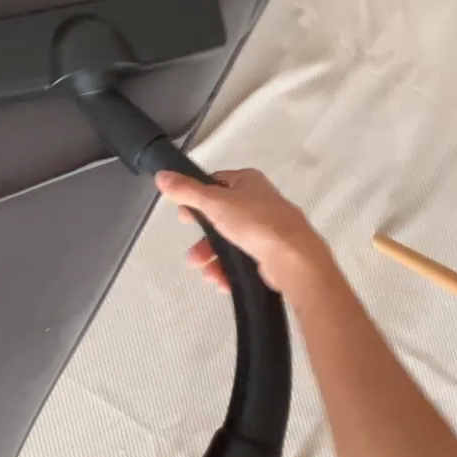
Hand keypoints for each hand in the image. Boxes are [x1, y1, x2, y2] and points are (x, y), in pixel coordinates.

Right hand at [153, 168, 333, 293]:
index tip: (183, 216)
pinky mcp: (272, 252)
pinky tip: (222, 281)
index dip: (196, 198)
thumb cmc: (256, 223)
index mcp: (248, 182)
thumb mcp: (214, 203)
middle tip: (193, 254)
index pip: (215, 183)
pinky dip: (230, 271)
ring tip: (207, 273)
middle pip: (221, 218)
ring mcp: (267, 228)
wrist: (294, 259)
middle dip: (204, 240)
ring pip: (231, 242)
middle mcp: (259, 201)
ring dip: (214, 258)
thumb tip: (162, 176)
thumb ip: (186, 191)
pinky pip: (244, 260)